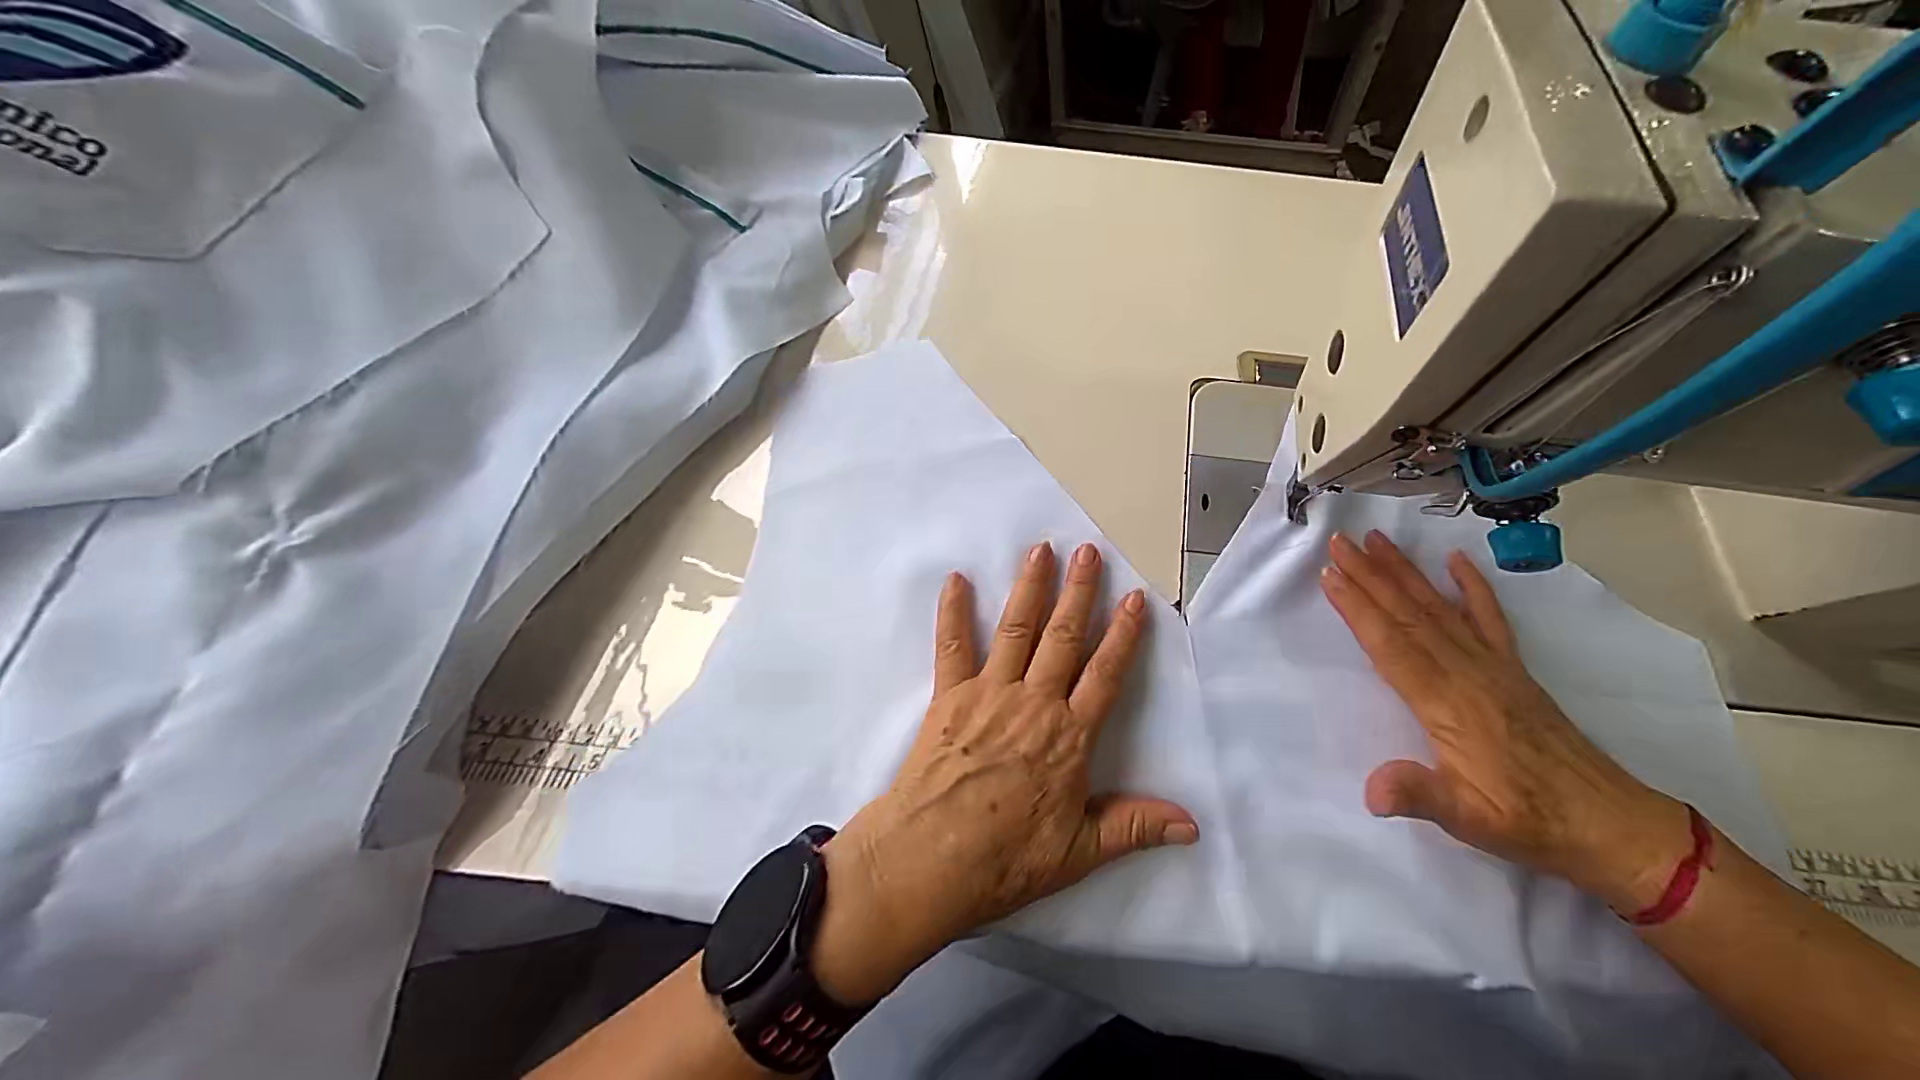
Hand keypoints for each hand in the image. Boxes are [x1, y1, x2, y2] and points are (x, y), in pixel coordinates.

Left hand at [809, 542, 1198, 1004]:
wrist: (930, 859)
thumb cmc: (1005, 859)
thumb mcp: (1078, 852)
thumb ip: (1133, 828)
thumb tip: (1191, 825)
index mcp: (1069, 738)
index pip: (1105, 674)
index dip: (1123, 635)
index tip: (1134, 599)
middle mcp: (1033, 704)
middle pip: (1063, 638)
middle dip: (1078, 592)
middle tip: (1087, 552)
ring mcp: (989, 694)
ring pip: (1017, 630)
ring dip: (1030, 588)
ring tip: (1041, 550)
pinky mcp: (949, 697)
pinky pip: (952, 646)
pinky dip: (953, 611)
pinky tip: (956, 580)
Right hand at [1319, 530, 1690, 913]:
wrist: (1610, 826)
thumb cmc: (1527, 821)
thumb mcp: (1469, 820)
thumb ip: (1419, 796)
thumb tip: (1372, 792)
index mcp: (1447, 704)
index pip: (1392, 645)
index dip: (1358, 608)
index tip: (1330, 575)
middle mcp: (1468, 673)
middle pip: (1409, 615)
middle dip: (1371, 576)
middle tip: (1340, 542)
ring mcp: (1493, 666)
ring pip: (1439, 609)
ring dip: (1405, 572)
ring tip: (1377, 540)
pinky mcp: (1513, 670)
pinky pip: (1489, 618)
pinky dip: (1472, 586)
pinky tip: (1456, 561)